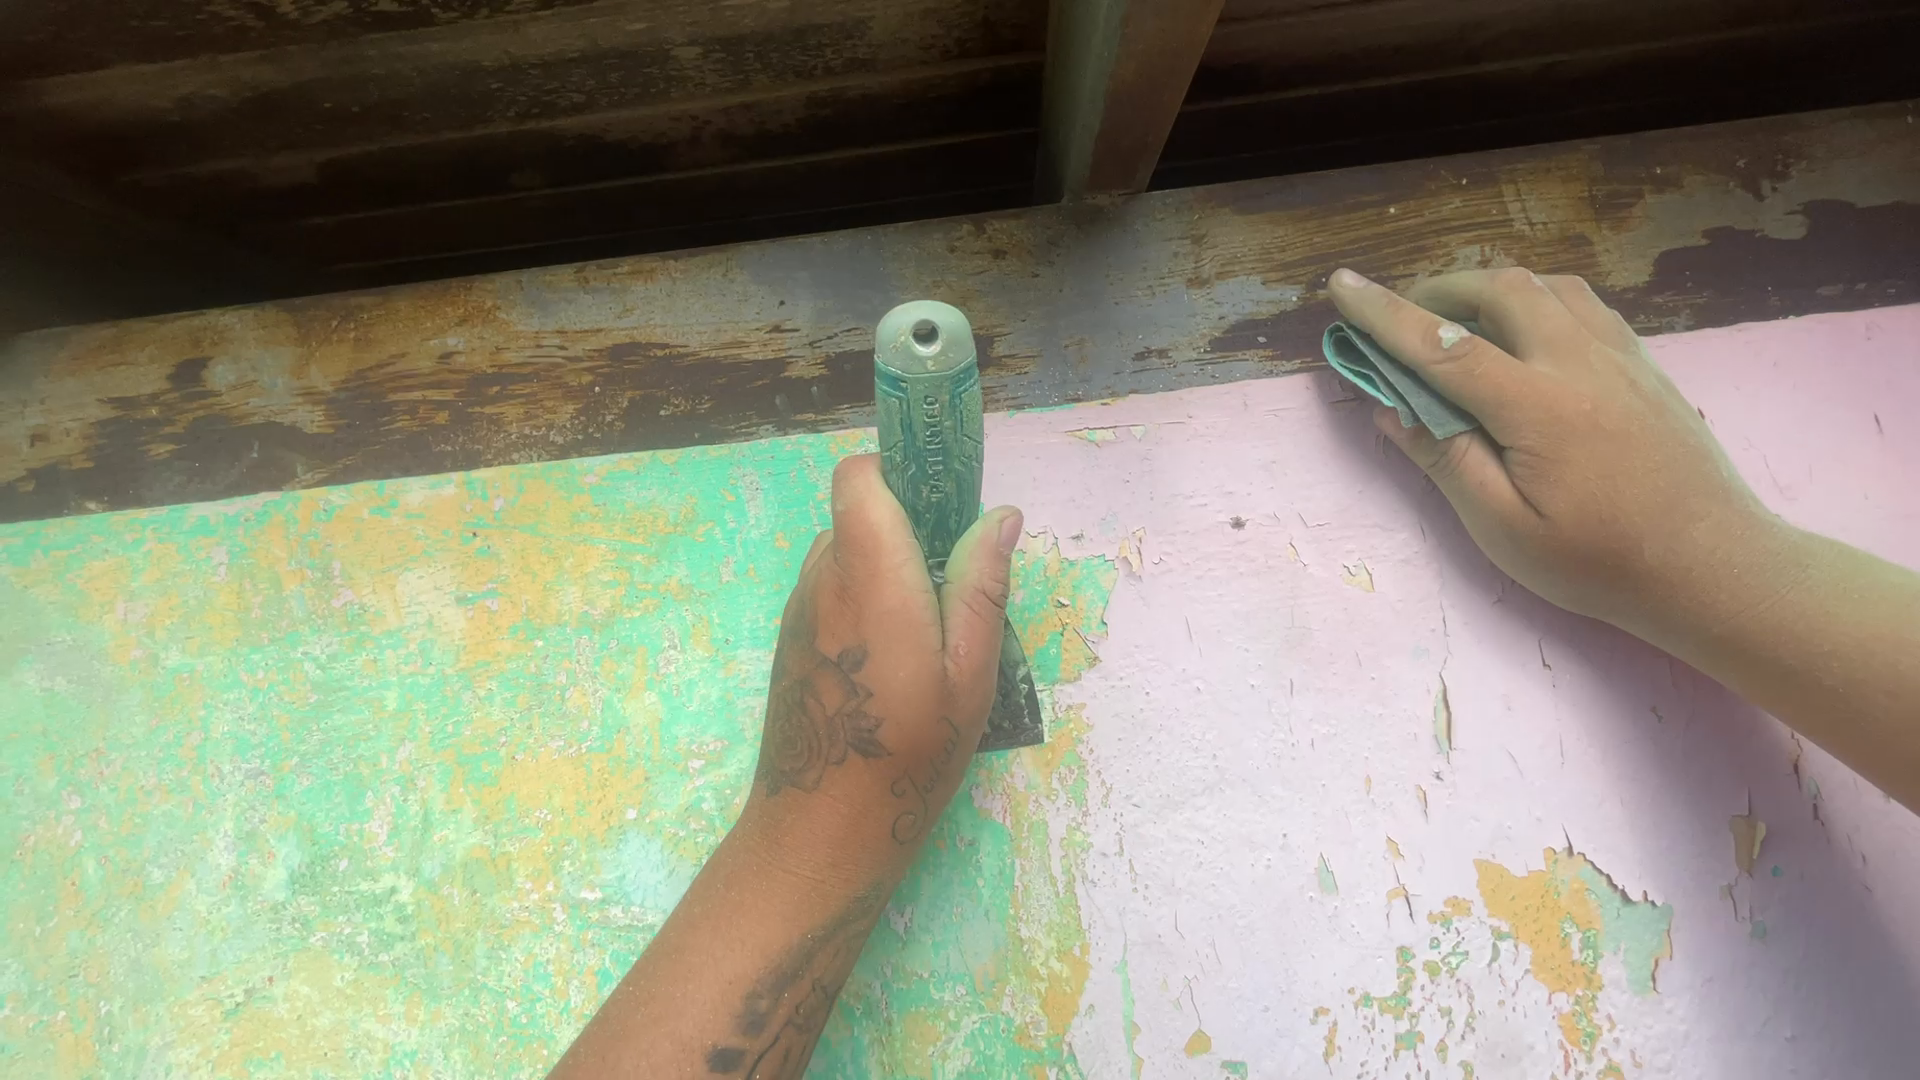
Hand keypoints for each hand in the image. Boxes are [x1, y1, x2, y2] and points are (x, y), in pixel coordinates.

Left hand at [734, 453, 1022, 886]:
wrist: (819, 831)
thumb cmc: (908, 753)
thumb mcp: (970, 673)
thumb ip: (981, 586)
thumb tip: (1002, 514)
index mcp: (869, 573)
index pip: (859, 476)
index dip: (899, 473)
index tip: (945, 507)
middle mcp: (823, 578)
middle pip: (859, 514)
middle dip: (909, 527)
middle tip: (955, 584)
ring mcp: (800, 609)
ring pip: (847, 552)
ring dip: (889, 566)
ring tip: (930, 630)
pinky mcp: (792, 638)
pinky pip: (834, 589)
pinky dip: (868, 597)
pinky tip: (895, 658)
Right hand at [1327, 266, 1779, 639]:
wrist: (1714, 568)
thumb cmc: (1595, 560)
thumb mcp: (1499, 526)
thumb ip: (1444, 459)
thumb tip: (1389, 409)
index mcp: (1539, 407)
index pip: (1444, 346)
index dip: (1384, 313)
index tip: (1342, 282)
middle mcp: (1582, 364)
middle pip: (1504, 290)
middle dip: (1440, 290)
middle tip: (1402, 321)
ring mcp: (1621, 358)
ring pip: (1548, 287)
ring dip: (1489, 291)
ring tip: (1455, 326)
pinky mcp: (1642, 366)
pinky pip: (1581, 306)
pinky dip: (1533, 303)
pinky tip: (1517, 338)